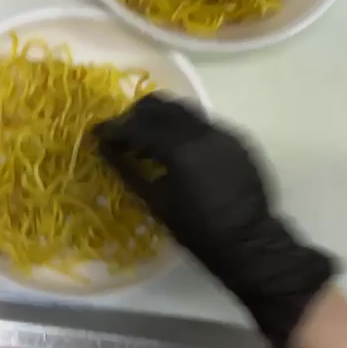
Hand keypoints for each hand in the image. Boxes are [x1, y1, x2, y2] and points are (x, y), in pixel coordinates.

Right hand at [96, 94, 334, 347]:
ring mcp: (223, 132)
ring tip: (149, 142)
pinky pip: (204, 125)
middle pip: (161, 105)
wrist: (249, 242)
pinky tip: (179, 153)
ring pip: (184, 110)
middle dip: (137, 115)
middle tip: (123, 134)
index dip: (113, 128)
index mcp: (179, 148)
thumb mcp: (155, 202)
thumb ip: (128, 170)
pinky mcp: (237, 140)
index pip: (137, 126)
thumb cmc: (196, 230)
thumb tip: (105, 149)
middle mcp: (202, 130)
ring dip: (162, 120)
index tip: (97, 134)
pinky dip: (184, 132)